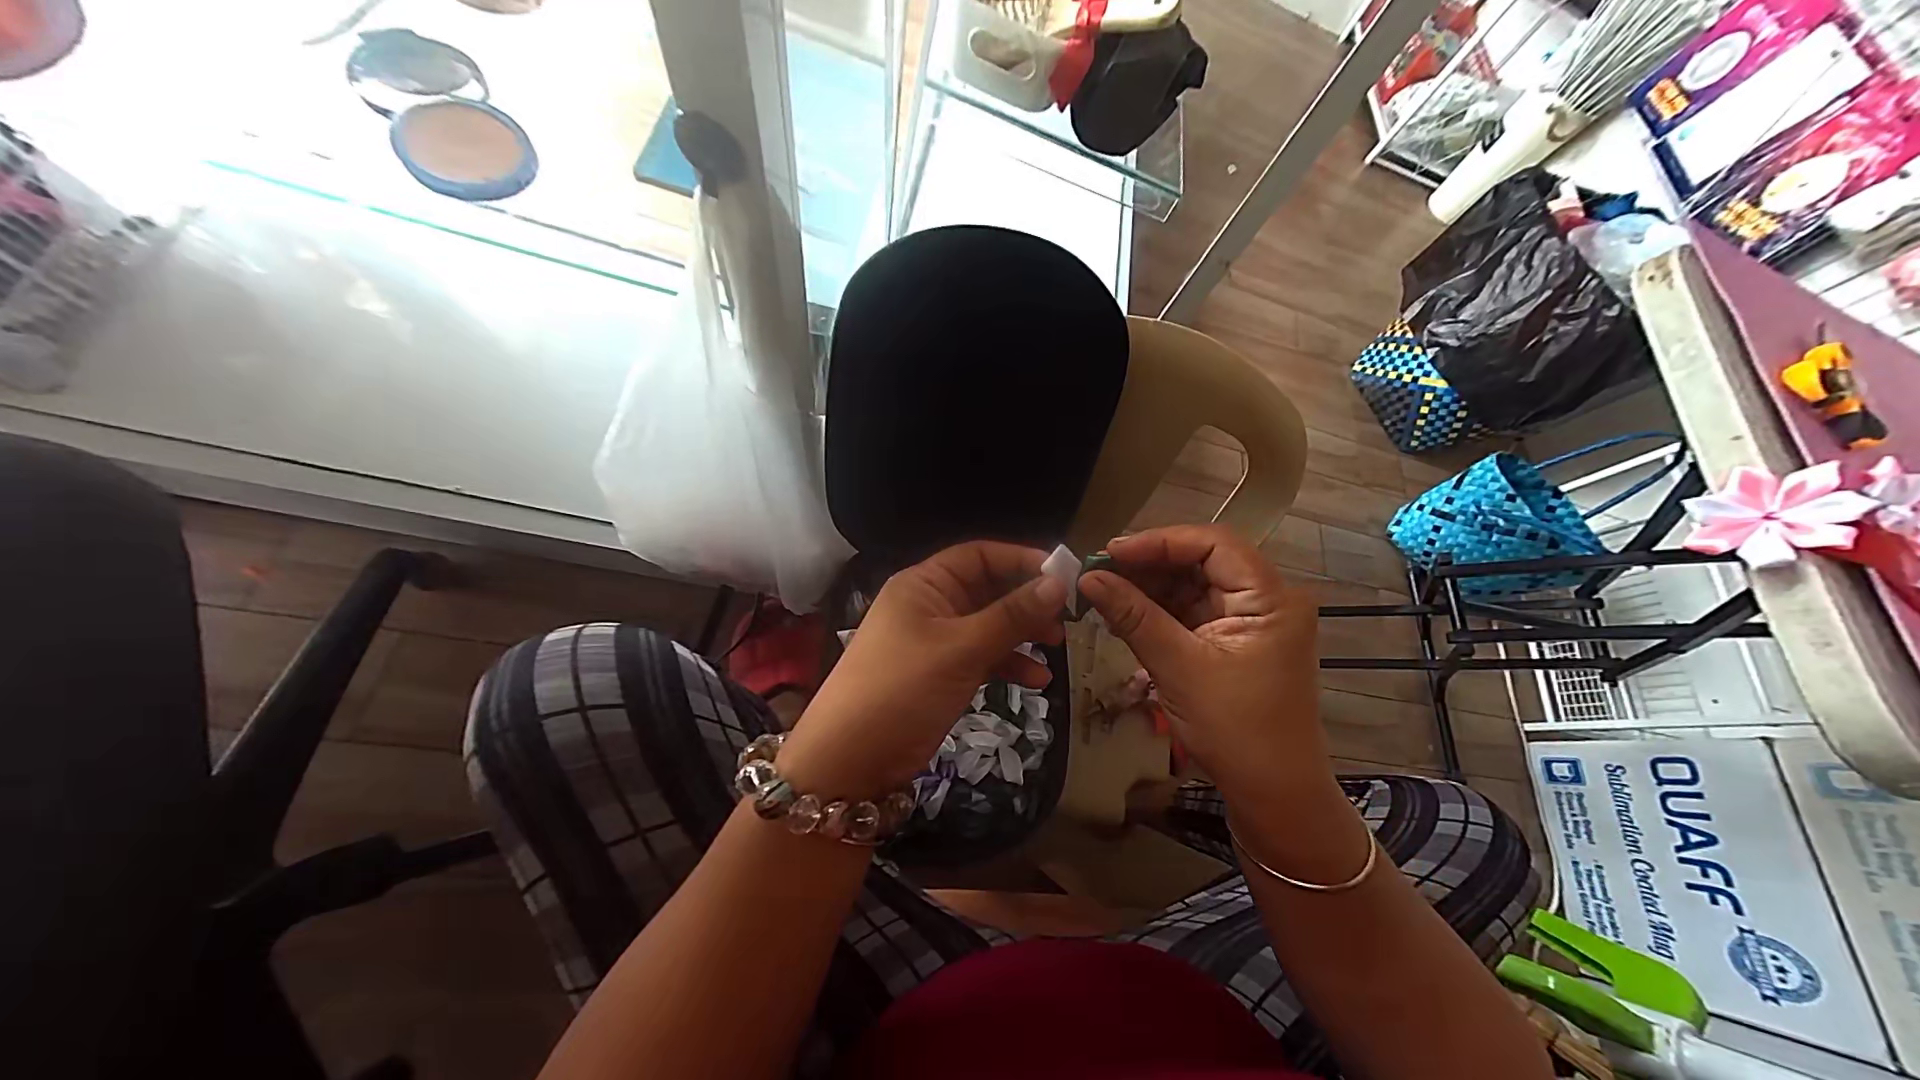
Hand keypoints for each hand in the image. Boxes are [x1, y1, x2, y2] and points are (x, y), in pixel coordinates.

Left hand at [777, 541, 1065, 799]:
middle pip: (987, 590)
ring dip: (1022, 634)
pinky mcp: (940, 674)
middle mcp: (929, 605)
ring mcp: (935, 642)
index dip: (1021, 560)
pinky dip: (1008, 664)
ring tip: (1055, 647)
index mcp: (924, 584)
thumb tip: (1059, 583)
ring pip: (989, 626)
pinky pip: (982, 657)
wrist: (850, 759)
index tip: (1063, 576)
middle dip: (1026, 601)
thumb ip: (1012, 616)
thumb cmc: (902, 688)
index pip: (979, 556)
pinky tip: (1037, 680)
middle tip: (1064, 618)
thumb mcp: (961, 648)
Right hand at [1077, 525, 1333, 807]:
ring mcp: (1248, 621)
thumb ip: (1133, 616)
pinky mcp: (1232, 642)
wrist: (1273, 793)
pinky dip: (1156, 612)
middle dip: (1148, 565)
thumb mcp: (1178, 667)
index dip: (1159, 542)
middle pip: (1201, 562)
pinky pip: (1189, 613)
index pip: (1213, 544)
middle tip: (1098, 573)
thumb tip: (1088, 578)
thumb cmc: (1235, 729)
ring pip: (1191, 586)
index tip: (1111, 553)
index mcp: (1269, 597)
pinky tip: (1122, 614)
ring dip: (1147, 589)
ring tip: (1103, 593)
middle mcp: (1265, 599)